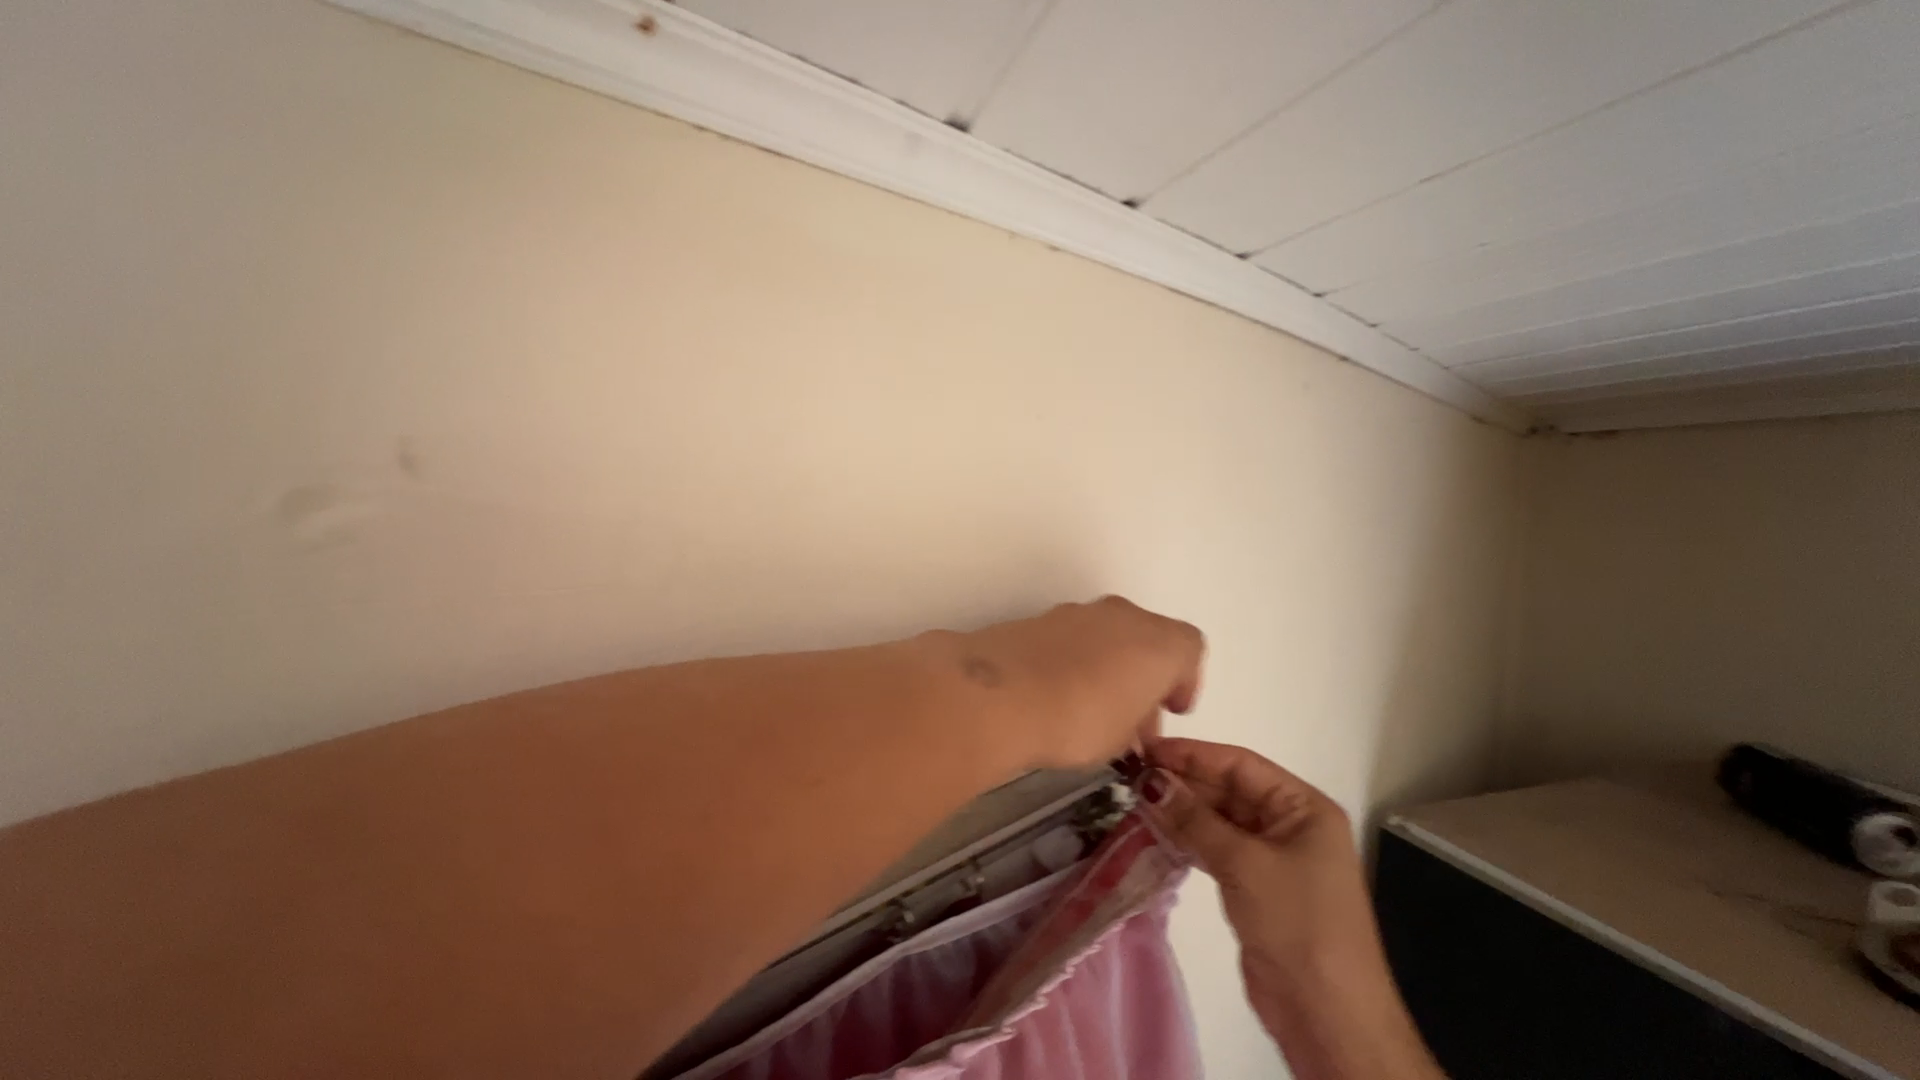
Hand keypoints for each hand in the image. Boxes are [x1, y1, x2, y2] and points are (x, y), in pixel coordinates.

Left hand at [949, 597, 1203, 771]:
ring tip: (1091, 711)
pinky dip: (1073, 661)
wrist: (999, 694)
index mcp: (1159, 642)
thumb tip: (1128, 722)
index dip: (1184, 681)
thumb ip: (1135, 725)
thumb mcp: (1122, 739)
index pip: (1189, 650)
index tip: (1170, 710)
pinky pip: (1070, 639)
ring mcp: (1077, 612)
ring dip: (1107, 667)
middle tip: (1132, 720)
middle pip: (1147, 639)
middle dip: (1143, 677)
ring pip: (1107, 636)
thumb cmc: (1079, 720)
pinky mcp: (1037, 618)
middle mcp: (1123, 616)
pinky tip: (1057, 695)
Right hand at [1140, 737, 1445, 1079]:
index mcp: (1303, 807)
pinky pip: (1216, 850)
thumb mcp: (1244, 863)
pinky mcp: (1256, 887)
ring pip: (1219, 821)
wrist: (1327, 1012)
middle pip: (1228, 790)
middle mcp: (1290, 825)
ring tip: (1134, 803)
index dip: (1192, 754)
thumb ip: (1194, 819)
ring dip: (1180, 813)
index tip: (1146, 750)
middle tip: (1130, 778)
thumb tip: (1150, 781)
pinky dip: (1188, 842)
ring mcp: (1273, 858)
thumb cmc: (1297, 923)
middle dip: (1183, 784)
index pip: (1240, 764)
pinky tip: (1155, 835)